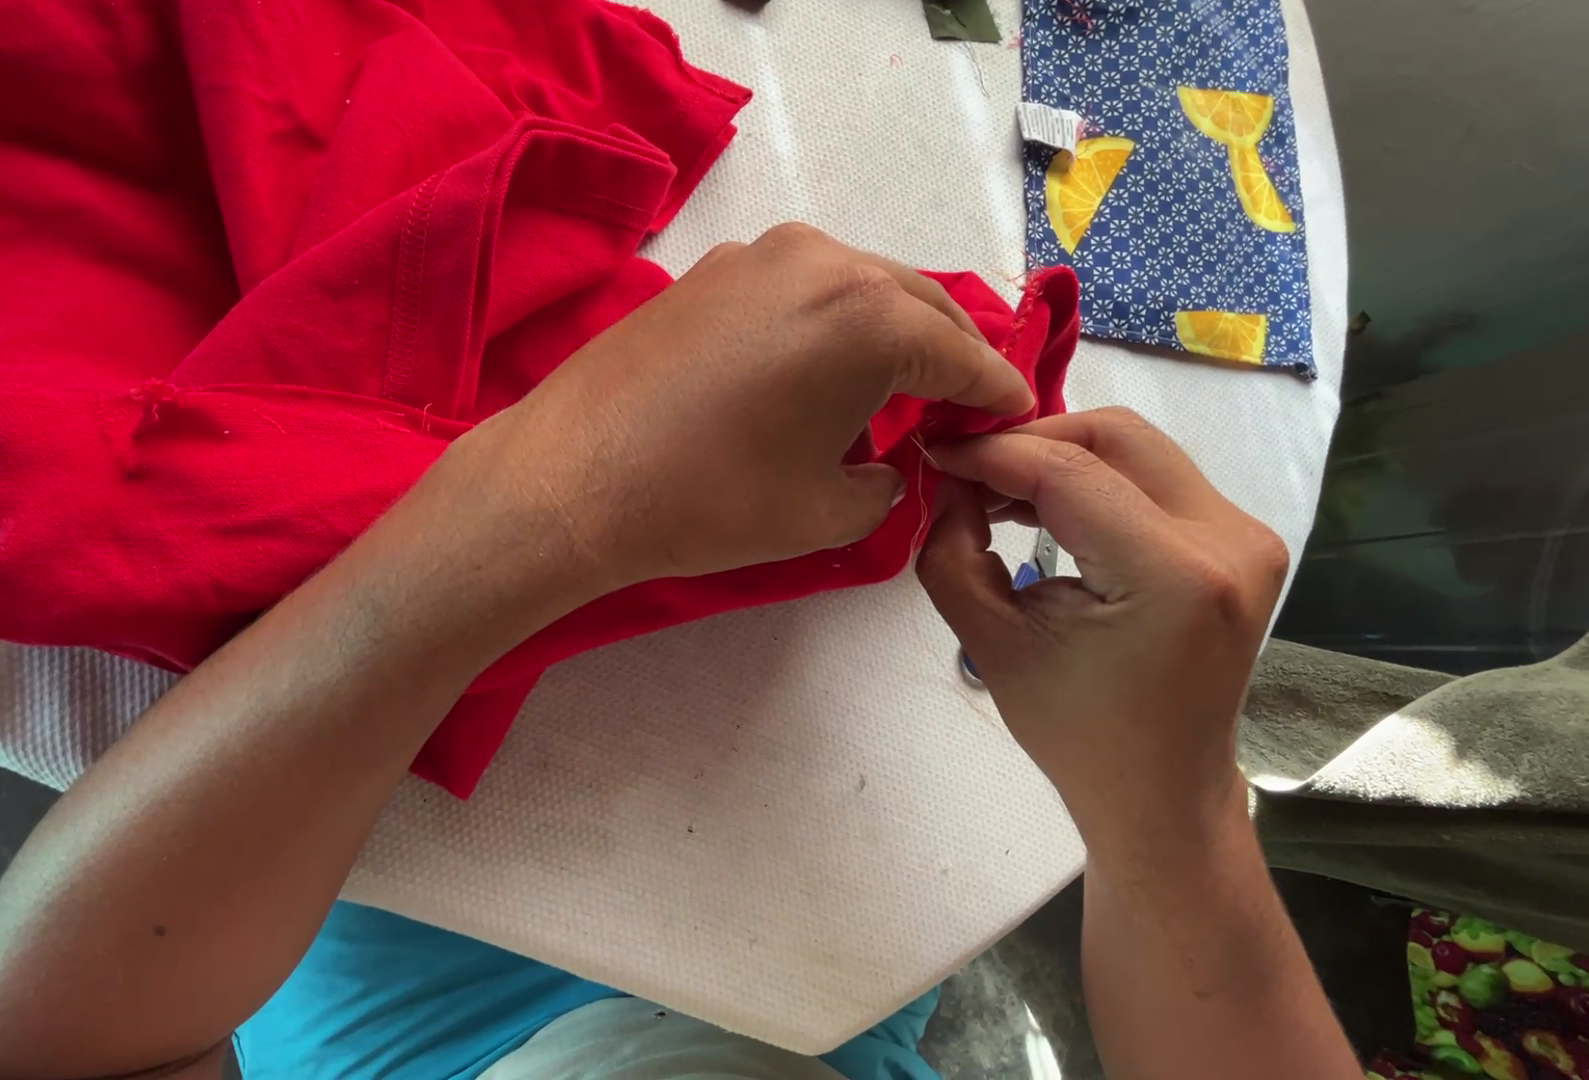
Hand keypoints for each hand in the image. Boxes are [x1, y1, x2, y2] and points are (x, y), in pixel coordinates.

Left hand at [433, 222, 1035, 591]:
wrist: (574, 479)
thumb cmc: (709, 502)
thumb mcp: (825, 511)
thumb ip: (885, 483)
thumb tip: (892, 465)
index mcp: (870, 315)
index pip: (964, 356)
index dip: (997, 396)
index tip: (1015, 422)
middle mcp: (823, 260)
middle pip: (918, 306)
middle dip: (949, 357)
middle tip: (959, 410)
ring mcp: (759, 255)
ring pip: (858, 289)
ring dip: (889, 335)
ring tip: (896, 391)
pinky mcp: (712, 269)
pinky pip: (801, 291)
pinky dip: (829, 325)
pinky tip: (820, 369)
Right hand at [915, 408, 1289, 856]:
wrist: (1160, 789)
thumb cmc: (1072, 730)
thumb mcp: (989, 640)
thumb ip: (951, 551)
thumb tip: (947, 481)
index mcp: (1171, 575)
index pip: (1066, 471)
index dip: (990, 453)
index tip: (934, 454)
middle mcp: (1228, 539)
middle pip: (1114, 435)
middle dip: (1027, 440)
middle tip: (966, 469)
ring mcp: (1246, 536)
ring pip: (1135, 447)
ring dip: (1056, 456)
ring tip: (993, 491)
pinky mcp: (1239, 542)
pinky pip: (1152, 477)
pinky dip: (1088, 479)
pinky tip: (1040, 508)